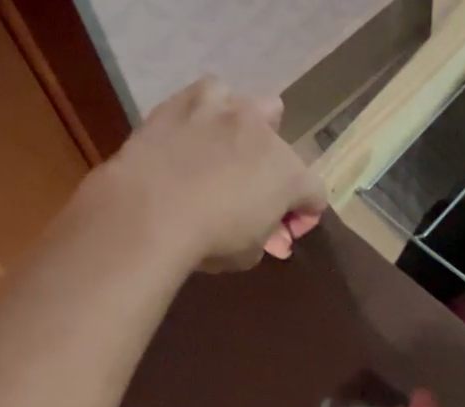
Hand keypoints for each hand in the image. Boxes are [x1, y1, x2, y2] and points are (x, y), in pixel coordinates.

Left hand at [93, 78, 325, 270]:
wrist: (150, 212)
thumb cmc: (209, 241)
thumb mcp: (249, 254)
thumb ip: (264, 236)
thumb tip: (265, 231)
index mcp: (290, 176)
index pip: (315, 194)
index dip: (304, 215)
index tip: (285, 231)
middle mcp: (264, 134)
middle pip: (285, 148)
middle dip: (275, 171)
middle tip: (254, 194)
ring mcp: (225, 110)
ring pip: (251, 106)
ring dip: (247, 129)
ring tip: (228, 151)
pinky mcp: (186, 101)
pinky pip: (209, 94)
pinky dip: (209, 111)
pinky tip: (197, 131)